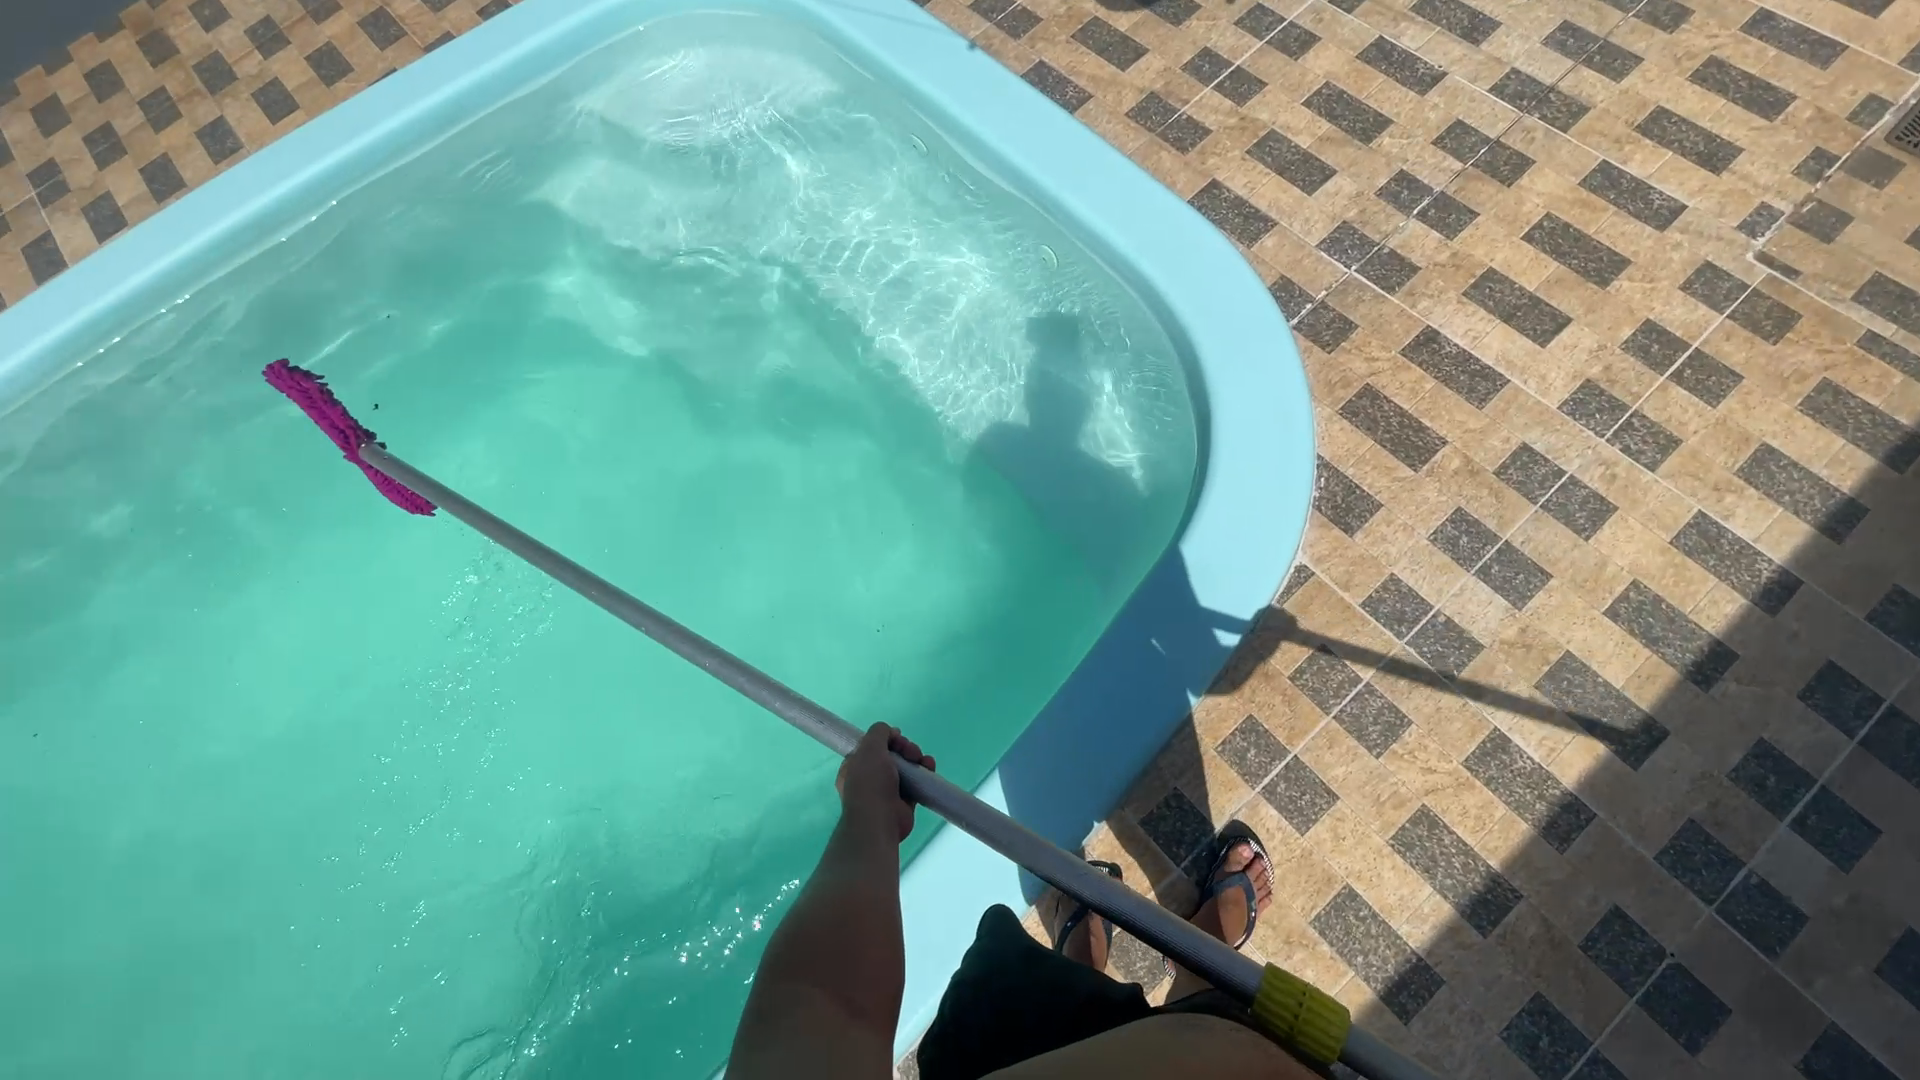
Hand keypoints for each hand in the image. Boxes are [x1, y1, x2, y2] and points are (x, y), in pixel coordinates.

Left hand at [835, 724, 934, 842]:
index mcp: (854, 766)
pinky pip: (916, 781)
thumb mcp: (869, 748)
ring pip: (905, 766)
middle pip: (891, 754)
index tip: (897, 737)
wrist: (879, 820)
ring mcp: (887, 790)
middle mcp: (869, 777)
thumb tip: (892, 732)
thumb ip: (879, 732)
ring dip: (916, 758)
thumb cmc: (869, 783)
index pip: (872, 746)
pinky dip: (924, 772)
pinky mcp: (905, 801)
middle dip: (904, 748)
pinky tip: (929, 767)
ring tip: (922, 760)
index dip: (887, 739)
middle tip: (911, 752)